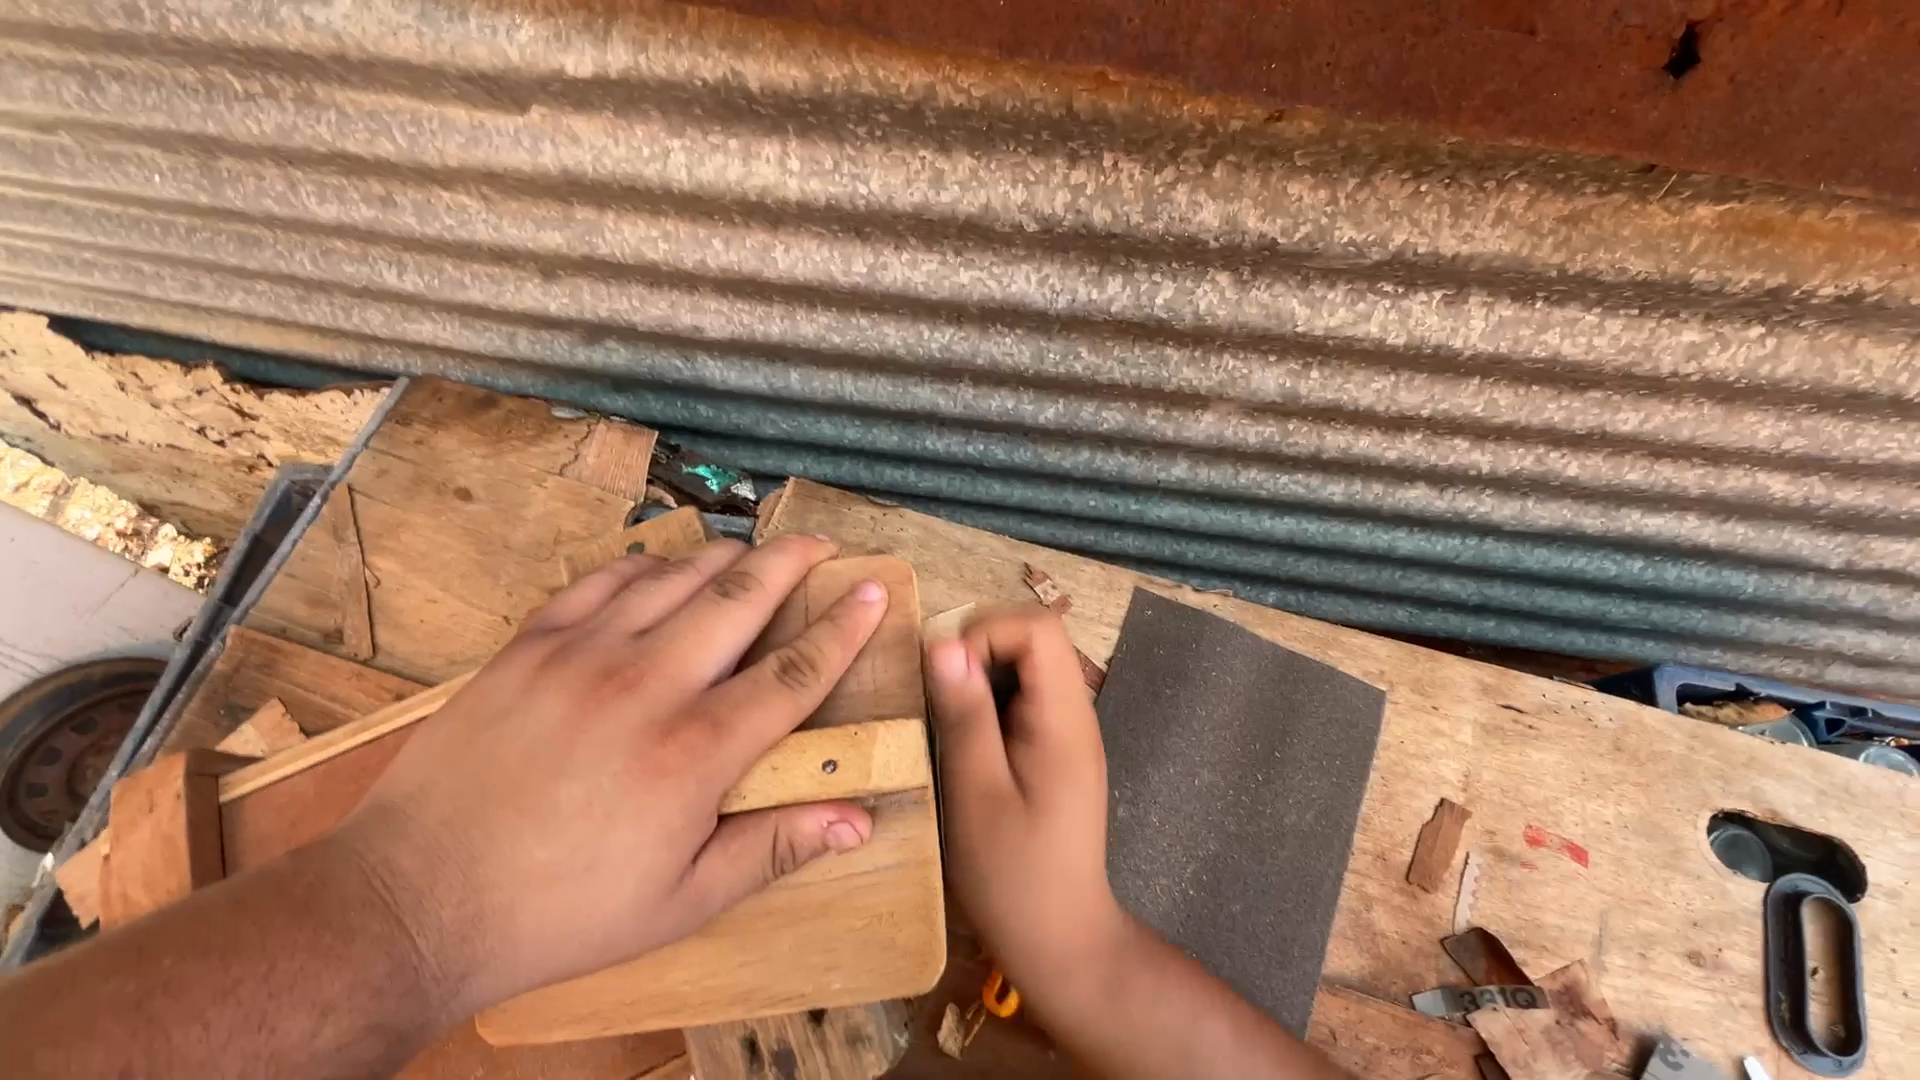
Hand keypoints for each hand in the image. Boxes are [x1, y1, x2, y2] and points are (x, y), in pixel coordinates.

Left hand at [324, 534, 889, 1017]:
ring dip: (727, 557)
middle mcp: (648, 686)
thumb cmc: (563, 911)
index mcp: (695, 753)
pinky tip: (666, 570)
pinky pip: (605, 580)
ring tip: (755, 553)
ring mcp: (583, 655)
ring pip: (677, 577)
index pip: (794, 674)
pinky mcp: (531, 645)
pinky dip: (649, 564)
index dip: (843, 628)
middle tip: (822, 540)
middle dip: (793, 561)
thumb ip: (775, 847)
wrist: (413, 902)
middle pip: (741, 599)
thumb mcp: (682, 901)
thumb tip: (860, 821)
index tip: (872, 591)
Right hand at [924, 608, 1124, 1015]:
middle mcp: (1076, 715)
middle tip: (939, 691)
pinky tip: (967, 737)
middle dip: (981, 648)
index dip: (986, 632)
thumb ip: (964, 715)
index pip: (1039, 629)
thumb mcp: (976, 792)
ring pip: (1030, 666)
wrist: (1059, 936)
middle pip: (1037, 639)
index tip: (945, 672)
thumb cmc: (1011, 874)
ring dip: (983, 674)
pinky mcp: (1059, 749)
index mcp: (1064, 720)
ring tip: (947, 714)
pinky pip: (1027, 697)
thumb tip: (942, 644)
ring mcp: (1070, 732)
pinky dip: (991, 699)